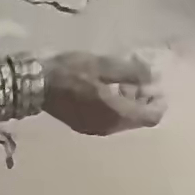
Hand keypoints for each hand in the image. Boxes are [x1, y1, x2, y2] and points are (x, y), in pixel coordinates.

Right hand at [45, 52, 165, 134]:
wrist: (35, 85)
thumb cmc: (71, 72)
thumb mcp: (104, 65)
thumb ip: (132, 73)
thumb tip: (153, 77)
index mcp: (117, 114)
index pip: (151, 117)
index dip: (159, 102)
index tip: (158, 85)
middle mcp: (109, 127)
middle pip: (137, 120)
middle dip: (144, 101)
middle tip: (141, 79)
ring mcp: (95, 129)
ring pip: (123, 120)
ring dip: (129, 103)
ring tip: (124, 81)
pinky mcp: (84, 126)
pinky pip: (109, 120)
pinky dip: (115, 107)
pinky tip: (107, 90)